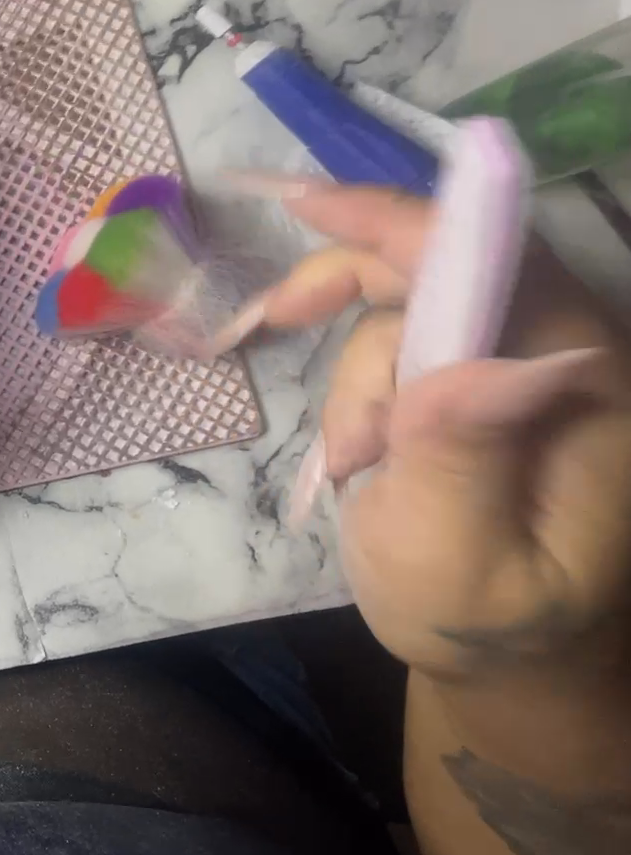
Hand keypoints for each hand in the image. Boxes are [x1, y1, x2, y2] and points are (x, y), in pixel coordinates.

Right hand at [225, 176, 630, 684]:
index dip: (408, 224)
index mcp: (584, 394)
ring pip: (404, 317)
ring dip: (352, 378)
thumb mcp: (457, 551)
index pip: (505, 270)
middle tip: (270, 323)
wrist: (497, 651)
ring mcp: (520, 375)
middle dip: (349, 290)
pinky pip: (397, 348)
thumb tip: (516, 358)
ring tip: (354, 462)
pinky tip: (360, 448)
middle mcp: (565, 363)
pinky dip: (355, 386)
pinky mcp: (480, 389)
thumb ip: (469, 456)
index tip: (305, 202)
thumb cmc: (477, 614)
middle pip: (444, 271)